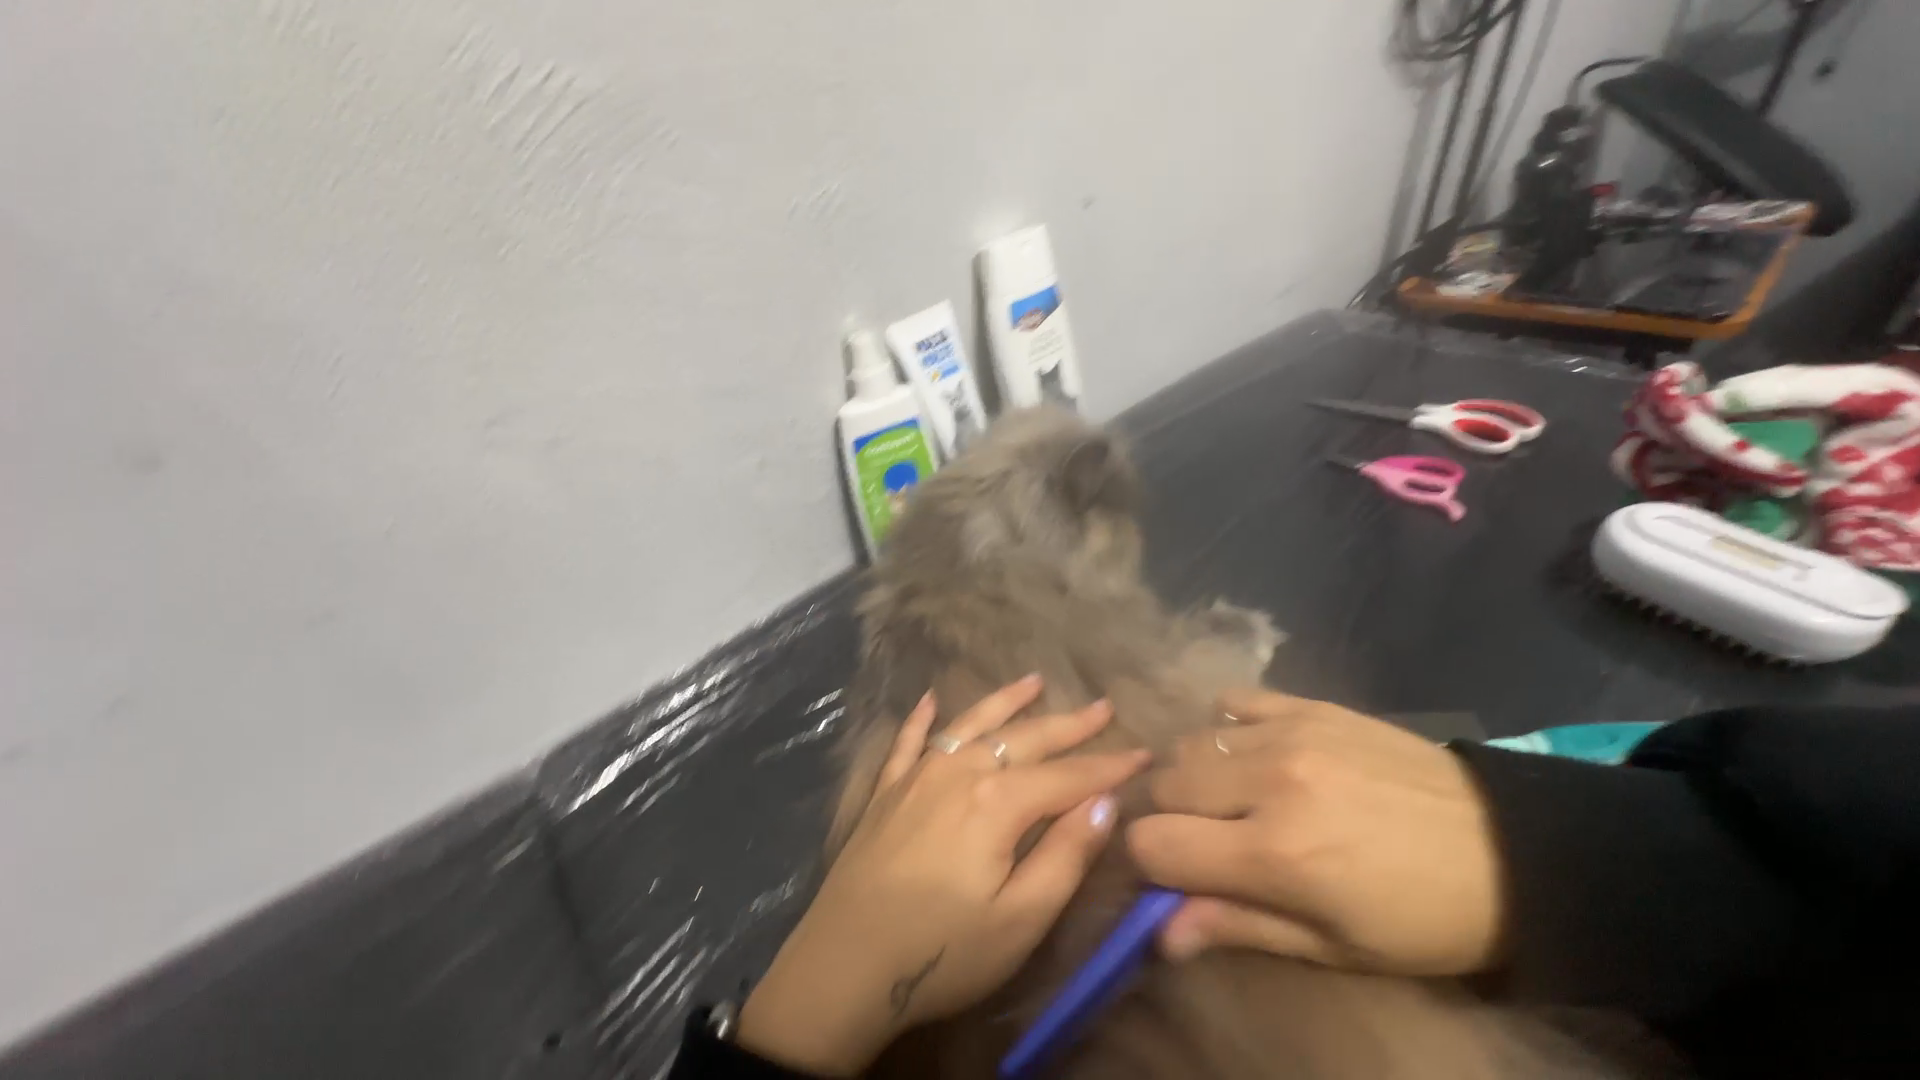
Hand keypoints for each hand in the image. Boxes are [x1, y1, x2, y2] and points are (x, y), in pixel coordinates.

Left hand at [738, 676, 1148, 1075]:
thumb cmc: (943, 952)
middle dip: (1068, 724)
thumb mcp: (1021, 919)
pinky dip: (922, 719)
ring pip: (969, 725)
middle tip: (1103, 707)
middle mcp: (958, 772)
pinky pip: (908, 742)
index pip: (1067, 776)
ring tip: (1033, 681)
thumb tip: (1106, 802)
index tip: (1144, 752)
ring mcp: (916, 777)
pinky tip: (929, 700)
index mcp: (998, 802)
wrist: (843, 967)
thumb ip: (1066, 855)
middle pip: (1024, 739)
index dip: (1109, 767)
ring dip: (1004, 702)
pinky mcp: (885, 793)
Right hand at [1126, 690, 1504, 976]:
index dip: (1149, 865)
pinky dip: (1226, 730)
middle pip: (1162, 785)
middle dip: (1169, 819)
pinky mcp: (1310, 705)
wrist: (1511, 851)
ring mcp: (1289, 733)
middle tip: (1206, 842)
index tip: (1173, 878)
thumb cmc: (1421, 919)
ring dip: (1195, 777)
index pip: (1153, 843)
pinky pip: (1233, 702)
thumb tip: (1159, 933)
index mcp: (1275, 852)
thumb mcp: (1333, 947)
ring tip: (1232, 800)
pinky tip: (1252, 756)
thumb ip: (1238, 927)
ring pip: (1189, 743)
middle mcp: (1269, 780)